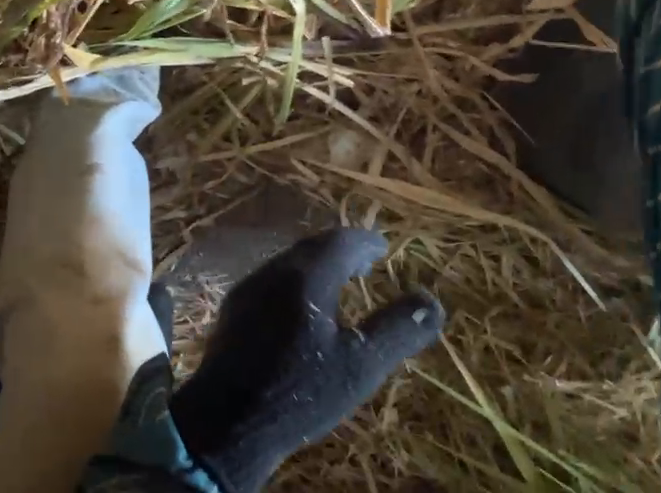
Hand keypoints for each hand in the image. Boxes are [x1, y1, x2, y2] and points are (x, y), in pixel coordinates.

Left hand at [166, 229, 443, 492]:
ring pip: (288, 263)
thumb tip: (431, 301)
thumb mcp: (361, 366)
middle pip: (311, 248)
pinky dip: (295, 282)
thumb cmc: (300, 392)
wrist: (229, 419)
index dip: (364, 242)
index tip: (383, 246)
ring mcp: (248, 290)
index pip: (339, 242)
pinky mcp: (234, 310)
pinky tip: (300, 308)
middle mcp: (273, 272)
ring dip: (316, 265)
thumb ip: (397, 330)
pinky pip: (271, 281)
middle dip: (340, 250)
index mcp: (305, 277)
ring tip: (338, 281)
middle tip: (365, 261)